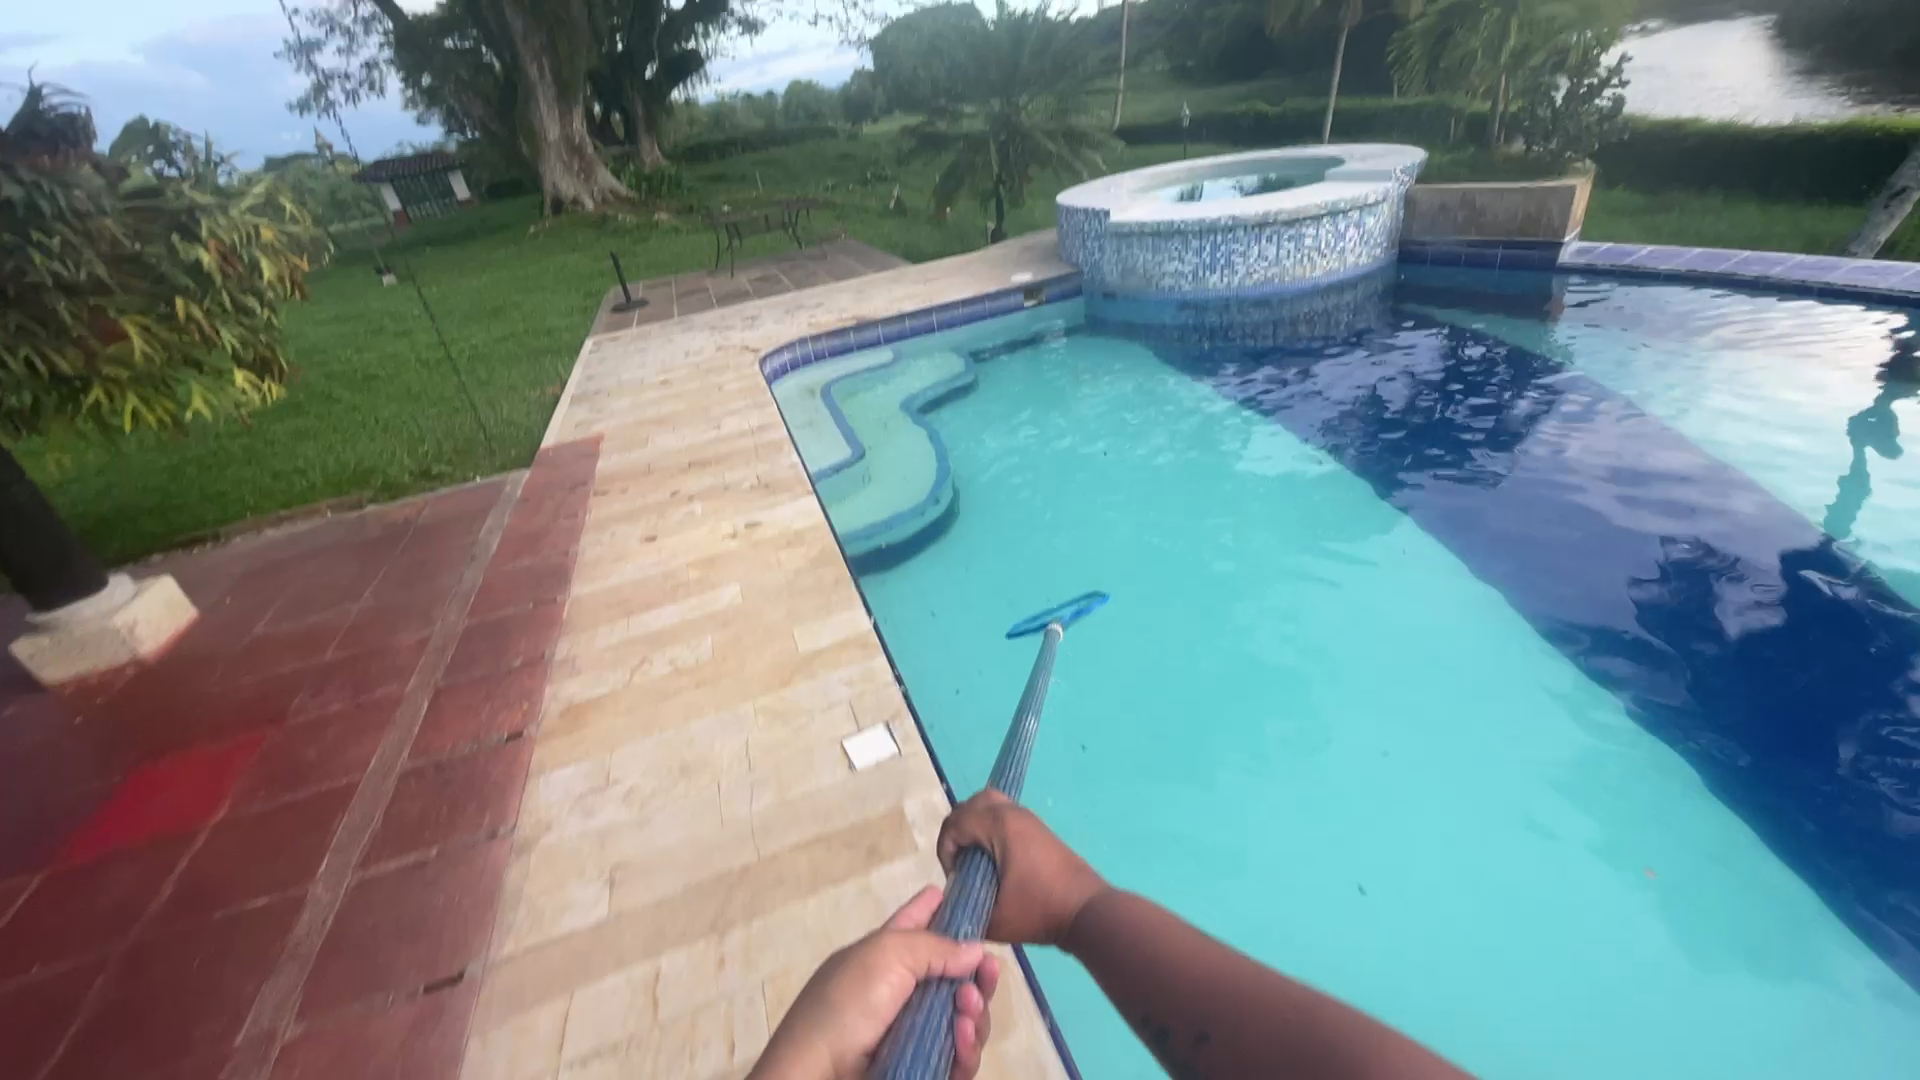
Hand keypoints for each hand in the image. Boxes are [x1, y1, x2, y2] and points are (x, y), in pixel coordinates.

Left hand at [750, 885, 999, 1079]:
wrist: (817, 1076)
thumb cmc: (847, 1003)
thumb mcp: (887, 954)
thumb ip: (936, 946)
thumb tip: (976, 950)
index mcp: (887, 951)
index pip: (920, 920)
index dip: (943, 908)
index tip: (974, 904)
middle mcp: (903, 988)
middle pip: (954, 973)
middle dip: (977, 971)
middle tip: (989, 971)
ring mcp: (914, 1030)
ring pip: (963, 1016)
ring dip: (975, 1011)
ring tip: (968, 1011)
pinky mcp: (923, 1066)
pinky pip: (958, 1056)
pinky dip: (967, 1048)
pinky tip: (963, 1039)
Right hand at [937, 790, 1110, 948]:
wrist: (1086, 911)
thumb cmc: (1039, 911)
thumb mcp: (995, 920)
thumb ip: (964, 911)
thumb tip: (947, 908)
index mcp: (999, 824)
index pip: (955, 822)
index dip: (946, 849)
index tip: (955, 877)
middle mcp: (1012, 813)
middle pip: (971, 804)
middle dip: (957, 830)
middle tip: (959, 861)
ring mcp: (1027, 817)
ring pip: (989, 804)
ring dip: (974, 825)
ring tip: (974, 858)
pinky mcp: (1037, 828)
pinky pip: (1004, 814)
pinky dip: (990, 827)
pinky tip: (994, 858)